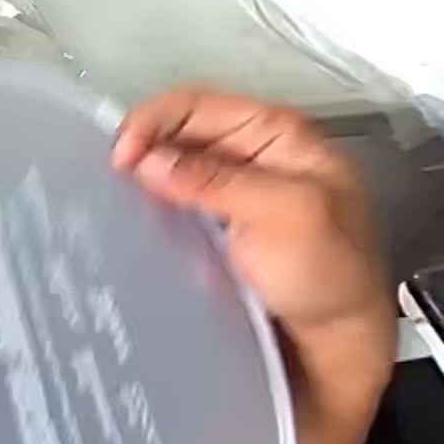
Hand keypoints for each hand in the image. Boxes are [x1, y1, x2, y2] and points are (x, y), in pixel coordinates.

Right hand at [113, 89, 394, 443]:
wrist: (327, 338)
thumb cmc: (331, 276)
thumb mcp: (284, 216)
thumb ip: (216, 181)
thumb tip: (152, 159)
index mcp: (276, 135)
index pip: (197, 105)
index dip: (152, 121)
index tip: (123, 156)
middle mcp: (248, 156)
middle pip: (177, 130)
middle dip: (141, 147)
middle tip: (113, 177)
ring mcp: (226, 190)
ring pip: (169, 165)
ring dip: (140, 176)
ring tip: (117, 196)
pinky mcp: (209, 223)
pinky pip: (169, 200)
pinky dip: (147, 203)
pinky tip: (136, 217)